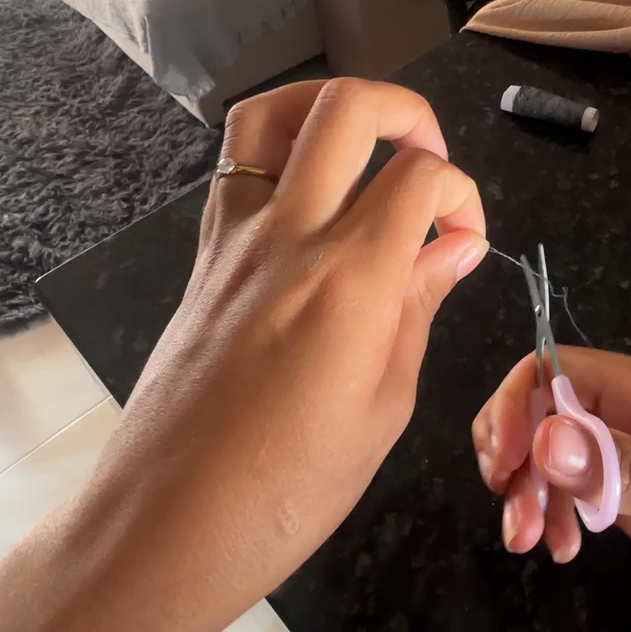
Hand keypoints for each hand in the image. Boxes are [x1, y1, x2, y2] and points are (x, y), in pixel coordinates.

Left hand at [0, 78, 486, 631]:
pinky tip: (316, 187)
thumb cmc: (290, 487)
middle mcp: (290, 234)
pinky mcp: (205, 250)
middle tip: (430, 156)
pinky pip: (238, 160)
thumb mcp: (386, 404)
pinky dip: (286, 143)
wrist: (163, 526)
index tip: (467, 242)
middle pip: (348, 107)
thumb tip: (457, 249)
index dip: (464, 195)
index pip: (421, 178)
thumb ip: (420, 305)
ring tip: (368, 142)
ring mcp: (235, 235)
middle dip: (410, 111)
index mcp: (348, 278)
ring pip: (274, 112)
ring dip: (333, 105)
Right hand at [472, 348, 630, 631]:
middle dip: (518, 454)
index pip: (558, 370)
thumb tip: (546, 438)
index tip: (501, 461)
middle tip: (511, 513)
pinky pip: (579, 495)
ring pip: (556, 457)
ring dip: (531, 492)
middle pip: (547, 412)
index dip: (518, 404)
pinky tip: (562, 549)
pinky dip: (557, 516)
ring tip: (531, 543)